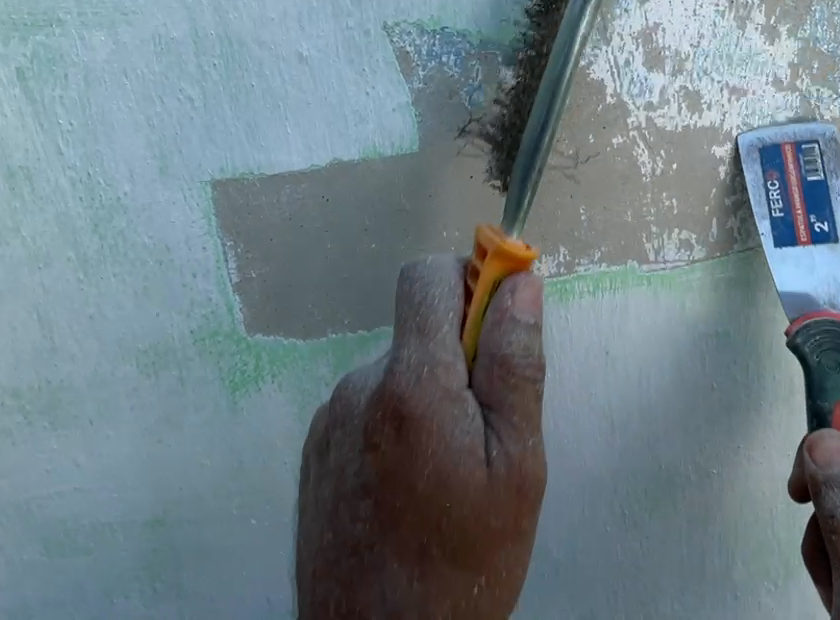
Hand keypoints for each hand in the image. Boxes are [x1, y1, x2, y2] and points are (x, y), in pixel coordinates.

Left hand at [295, 258, 547, 618]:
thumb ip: (515, 364)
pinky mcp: (318, 446)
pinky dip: (400, 419)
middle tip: (488, 423)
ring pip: (399, 367)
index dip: (468, 279)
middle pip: (418, 325)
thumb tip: (521, 284)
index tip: (498, 316)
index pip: (427, 276)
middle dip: (460, 351)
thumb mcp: (517, 465)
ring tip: (450, 466)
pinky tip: (414, 481)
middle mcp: (360, 387)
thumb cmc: (466, 563)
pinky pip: (371, 402)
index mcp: (412, 385)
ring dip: (431, 391)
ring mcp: (332, 417)